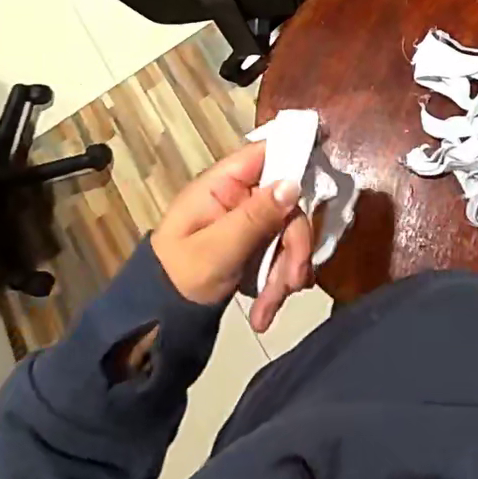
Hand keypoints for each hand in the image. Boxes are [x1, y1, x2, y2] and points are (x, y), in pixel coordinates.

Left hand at [149, 142, 313, 332]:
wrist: (157, 324)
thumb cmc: (178, 278)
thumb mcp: (216, 249)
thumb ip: (255, 216)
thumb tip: (293, 183)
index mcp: (223, 183)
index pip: (267, 153)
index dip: (296, 159)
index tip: (320, 180)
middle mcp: (240, 196)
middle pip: (287, 202)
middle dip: (294, 245)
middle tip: (292, 282)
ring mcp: (249, 221)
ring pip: (289, 233)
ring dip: (287, 271)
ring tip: (269, 308)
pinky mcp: (256, 246)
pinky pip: (282, 255)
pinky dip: (279, 283)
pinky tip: (265, 311)